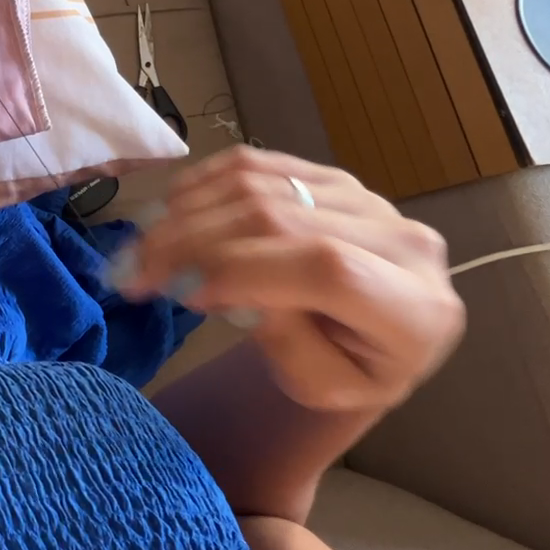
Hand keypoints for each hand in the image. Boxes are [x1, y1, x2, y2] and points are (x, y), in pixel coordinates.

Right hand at [114, 147, 463, 412]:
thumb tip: (227, 286)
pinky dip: (200, 183)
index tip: (186, 296)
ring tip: (142, 247)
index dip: (246, 272)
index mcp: (415, 308)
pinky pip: (253, 163)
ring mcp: (366, 197)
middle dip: (192, 243)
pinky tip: (169, 211)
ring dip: (185, 214)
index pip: (327, 271)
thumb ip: (288, 343)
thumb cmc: (347, 369)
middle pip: (280, 219)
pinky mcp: (329, 175)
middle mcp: (402, 239)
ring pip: (257, 186)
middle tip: (134, 271)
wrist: (372, 335)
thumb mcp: (322, 385)